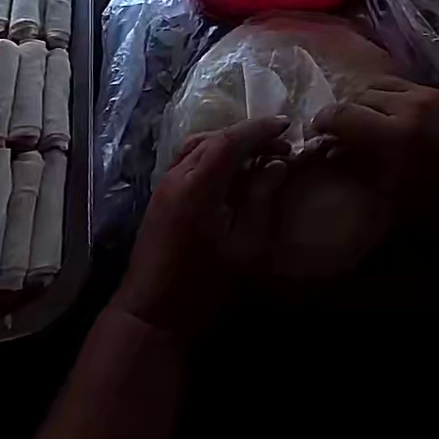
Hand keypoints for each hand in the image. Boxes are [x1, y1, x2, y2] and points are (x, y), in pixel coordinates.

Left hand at [114, 116, 291, 338]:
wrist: (152, 313)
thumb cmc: (205, 288)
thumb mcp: (247, 247)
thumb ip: (262, 200)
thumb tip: (277, 165)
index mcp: (197, 186)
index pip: (229, 141)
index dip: (259, 129)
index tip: (286, 124)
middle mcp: (176, 177)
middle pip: (212, 140)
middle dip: (247, 136)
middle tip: (280, 144)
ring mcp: (164, 185)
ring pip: (197, 147)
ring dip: (228, 144)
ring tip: (259, 154)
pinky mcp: (161, 197)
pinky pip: (188, 161)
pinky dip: (212, 155)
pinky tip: (231, 171)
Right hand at [311, 76, 438, 228]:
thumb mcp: (400, 199)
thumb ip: (362, 168)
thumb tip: (336, 152)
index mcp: (394, 136)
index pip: (341, 114)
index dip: (323, 121)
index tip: (316, 131)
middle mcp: (410, 105)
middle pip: (359, 94)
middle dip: (345, 110)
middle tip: (340, 129)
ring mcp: (433, 95)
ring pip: (383, 83)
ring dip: (368, 99)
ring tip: (367, 119)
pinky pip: (409, 86)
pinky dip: (393, 97)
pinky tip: (398, 116)